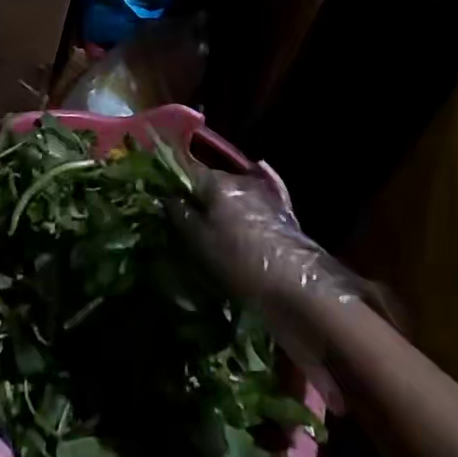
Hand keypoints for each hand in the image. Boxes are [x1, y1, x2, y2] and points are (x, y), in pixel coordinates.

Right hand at [169, 153, 379, 410]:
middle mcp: (241, 179)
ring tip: (207, 222)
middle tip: (181, 214)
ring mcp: (264, 193)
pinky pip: (256, 197)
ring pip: (232, 191)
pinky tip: (243, 208)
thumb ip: (182, 215)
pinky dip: (245, 201)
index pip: (187, 171)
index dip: (172, 181)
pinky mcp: (280, 211)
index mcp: (218, 183)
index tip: (160, 194)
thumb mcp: (200, 243)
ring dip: (219, 201)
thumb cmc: (240, 263)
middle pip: (210, 180)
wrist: (297, 286)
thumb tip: (167, 196)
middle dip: (195, 193)